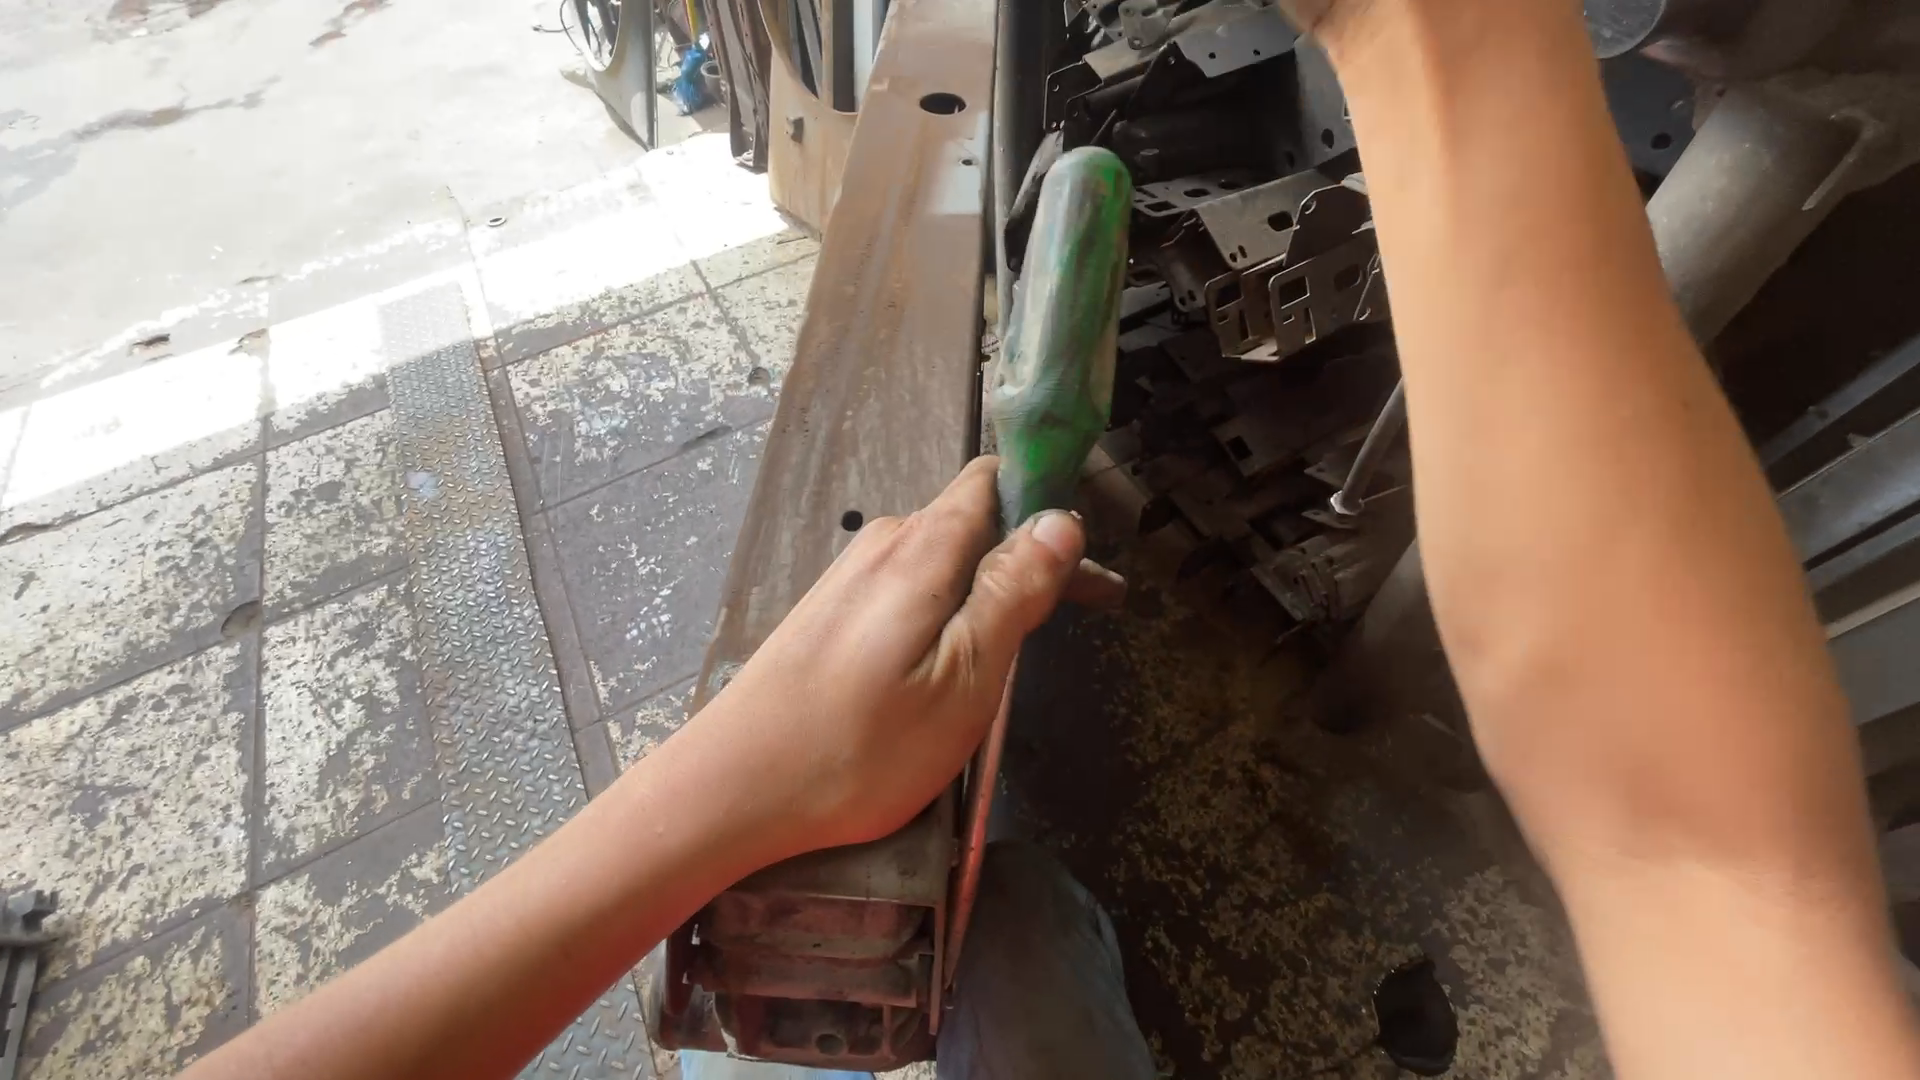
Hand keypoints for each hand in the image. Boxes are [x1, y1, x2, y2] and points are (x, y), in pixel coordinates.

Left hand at [677, 455, 1124, 861]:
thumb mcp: (963, 677)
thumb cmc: (862, 746)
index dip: (1049, 502)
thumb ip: (1012, 592)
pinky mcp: (833, 610)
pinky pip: (911, 588)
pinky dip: (952, 607)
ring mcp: (852, 576)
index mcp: (923, 547)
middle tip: (1088, 606)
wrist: (731, 790)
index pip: (995, 479)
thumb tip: (1062, 520)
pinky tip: (955, 652)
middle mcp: (885, 543)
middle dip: (1033, 553)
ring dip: (993, 586)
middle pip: (974, 521)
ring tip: (1027, 639)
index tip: (1087, 552)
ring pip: (944, 560)